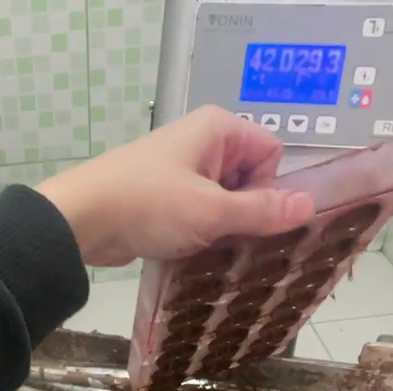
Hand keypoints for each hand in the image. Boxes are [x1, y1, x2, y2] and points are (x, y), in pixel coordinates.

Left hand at [36, 106, 315, 265]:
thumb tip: (310, 206)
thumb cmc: (149, 205)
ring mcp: (180, 174)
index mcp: (219, 130)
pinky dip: (200, 238)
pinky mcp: (163, 203)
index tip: (250, 218)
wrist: (83, 221)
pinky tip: (195, 259)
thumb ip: (261, 211)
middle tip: (235, 245)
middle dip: (246, 214)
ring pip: (222, 204)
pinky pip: (198, 218)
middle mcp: (202, 145)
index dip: (268, 188)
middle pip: (248, 181)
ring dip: (222, 231)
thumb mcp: (212, 211)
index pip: (270, 154)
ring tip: (214, 255)